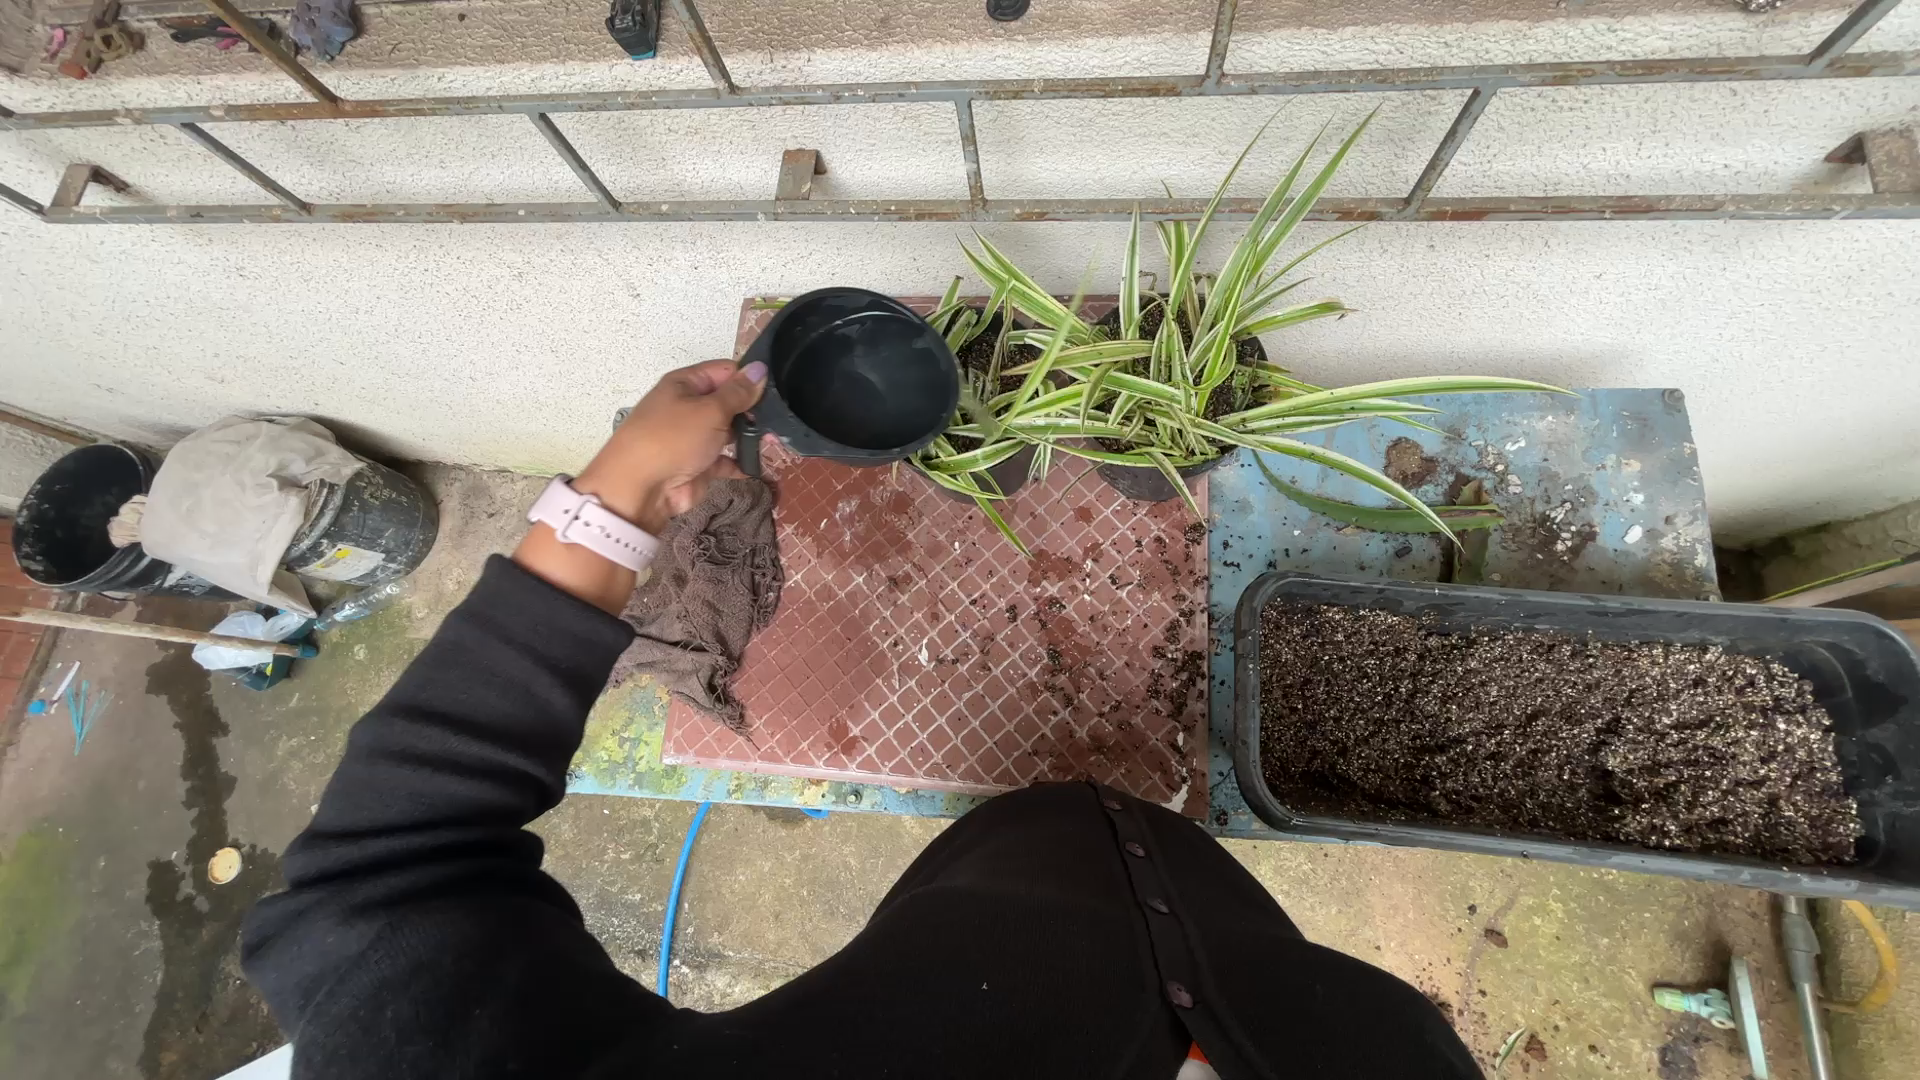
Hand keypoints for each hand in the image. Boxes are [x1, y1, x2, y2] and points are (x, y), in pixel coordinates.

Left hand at [574, 359, 766, 533]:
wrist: (641, 488)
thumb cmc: (674, 439)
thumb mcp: (710, 410)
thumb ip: (738, 393)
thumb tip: (760, 369)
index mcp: (686, 384)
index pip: (725, 372)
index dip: (748, 378)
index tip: (773, 392)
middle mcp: (689, 406)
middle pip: (729, 401)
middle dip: (753, 410)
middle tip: (778, 420)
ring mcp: (694, 437)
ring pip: (730, 431)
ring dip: (749, 437)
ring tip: (772, 442)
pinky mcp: (700, 464)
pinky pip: (726, 459)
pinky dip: (741, 463)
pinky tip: (758, 466)